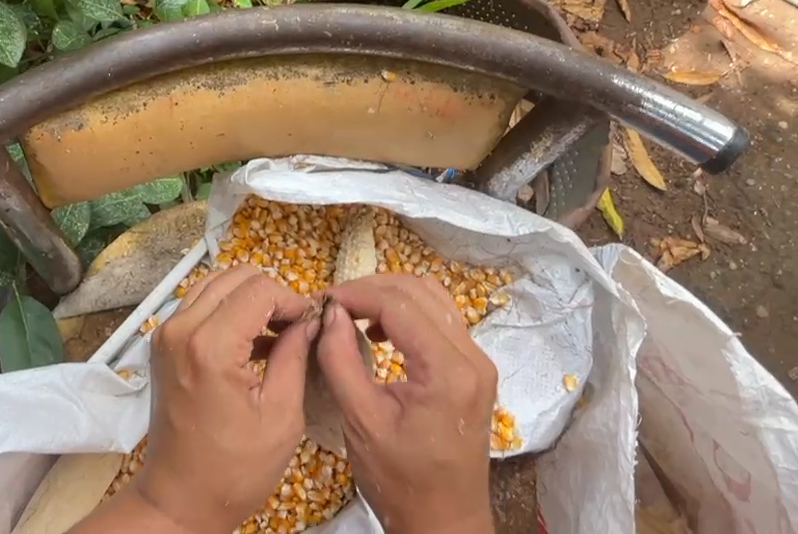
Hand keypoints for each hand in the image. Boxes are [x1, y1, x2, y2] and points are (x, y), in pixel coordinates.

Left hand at [131, 267, 317, 532]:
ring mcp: (166, 331)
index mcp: (209, 345)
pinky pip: (198, 301)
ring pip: (215, 282)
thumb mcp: (281, 416)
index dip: (291, 300)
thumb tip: (311, 320)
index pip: (258, 289)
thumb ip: (296, 356)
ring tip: (275, 332)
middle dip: (270, 294)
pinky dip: (226, 308)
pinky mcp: (162, 340)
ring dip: (248, 298)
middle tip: (294, 326)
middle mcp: (181, 327)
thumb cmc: (234, 468)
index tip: (309, 323)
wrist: (179, 497)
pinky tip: (250, 340)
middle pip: (235, 276)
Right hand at [316, 273, 497, 533]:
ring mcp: (476, 360)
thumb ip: (341, 359)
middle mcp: (472, 356)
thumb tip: (329, 312)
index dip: (355, 294)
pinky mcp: (471, 368)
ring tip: (353, 313)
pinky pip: (438, 317)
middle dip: (370, 288)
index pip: (397, 303)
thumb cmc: (401, 480)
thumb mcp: (361, 421)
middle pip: (417, 290)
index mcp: (449, 370)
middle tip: (333, 305)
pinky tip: (379, 331)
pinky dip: (405, 311)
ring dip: (388, 295)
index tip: (321, 301)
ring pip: (430, 296)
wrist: (444, 524)